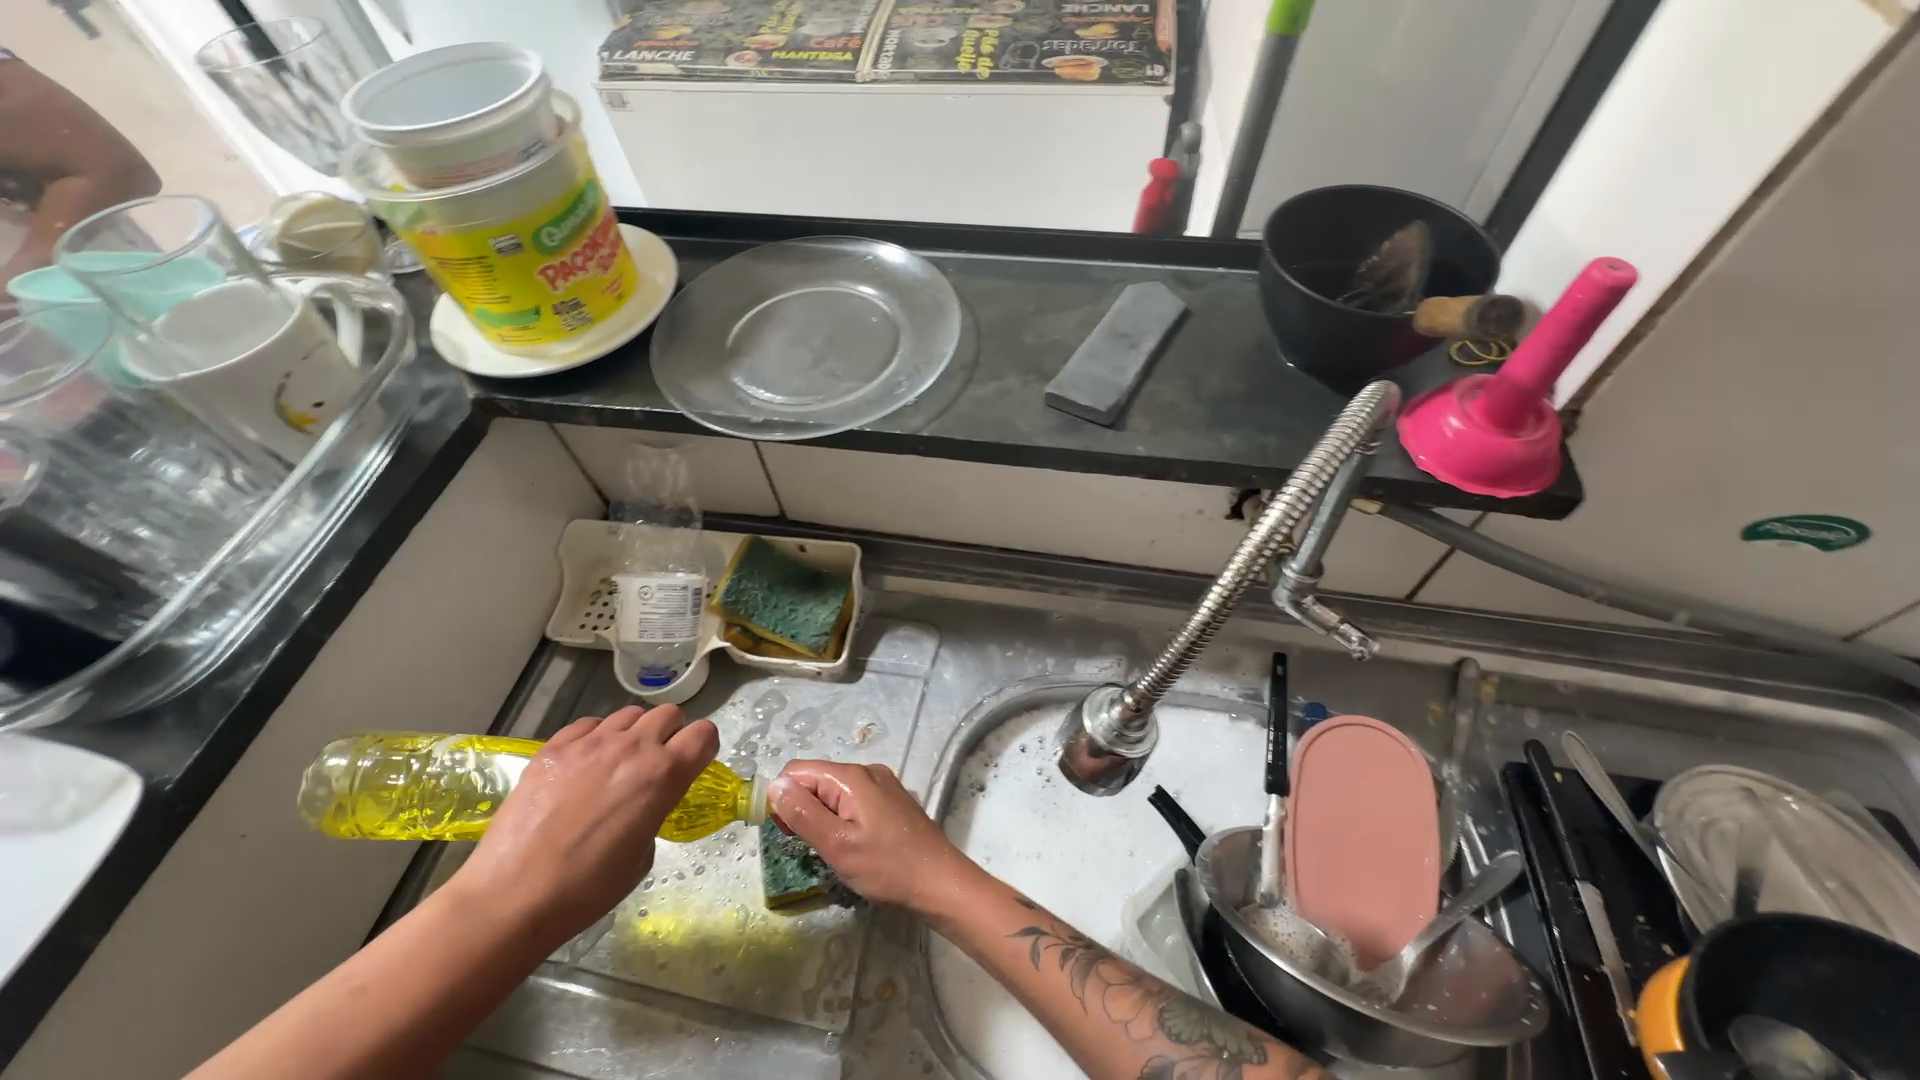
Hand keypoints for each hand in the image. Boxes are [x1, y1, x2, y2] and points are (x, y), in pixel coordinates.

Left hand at [446, 705, 717, 944]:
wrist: (513, 896)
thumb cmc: (588, 889)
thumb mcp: (643, 855)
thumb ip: (654, 812)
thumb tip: (644, 801)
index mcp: (664, 776)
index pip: (703, 734)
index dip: (703, 747)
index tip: (694, 764)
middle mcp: (632, 748)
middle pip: (668, 714)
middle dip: (670, 734)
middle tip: (656, 764)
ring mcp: (589, 744)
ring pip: (628, 714)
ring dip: (633, 733)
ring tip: (618, 763)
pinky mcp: (553, 748)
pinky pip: (588, 725)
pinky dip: (596, 738)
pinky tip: (584, 766)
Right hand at [769, 760, 982, 918]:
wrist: (940, 883)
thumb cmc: (887, 867)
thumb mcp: (837, 845)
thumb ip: (803, 814)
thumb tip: (774, 785)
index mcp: (852, 777)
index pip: (798, 771)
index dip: (782, 798)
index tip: (786, 832)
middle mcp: (867, 772)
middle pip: (816, 780)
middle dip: (802, 808)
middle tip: (809, 845)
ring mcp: (882, 786)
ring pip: (834, 792)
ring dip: (822, 816)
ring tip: (832, 849)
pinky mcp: (891, 802)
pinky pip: (853, 801)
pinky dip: (842, 819)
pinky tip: (853, 845)